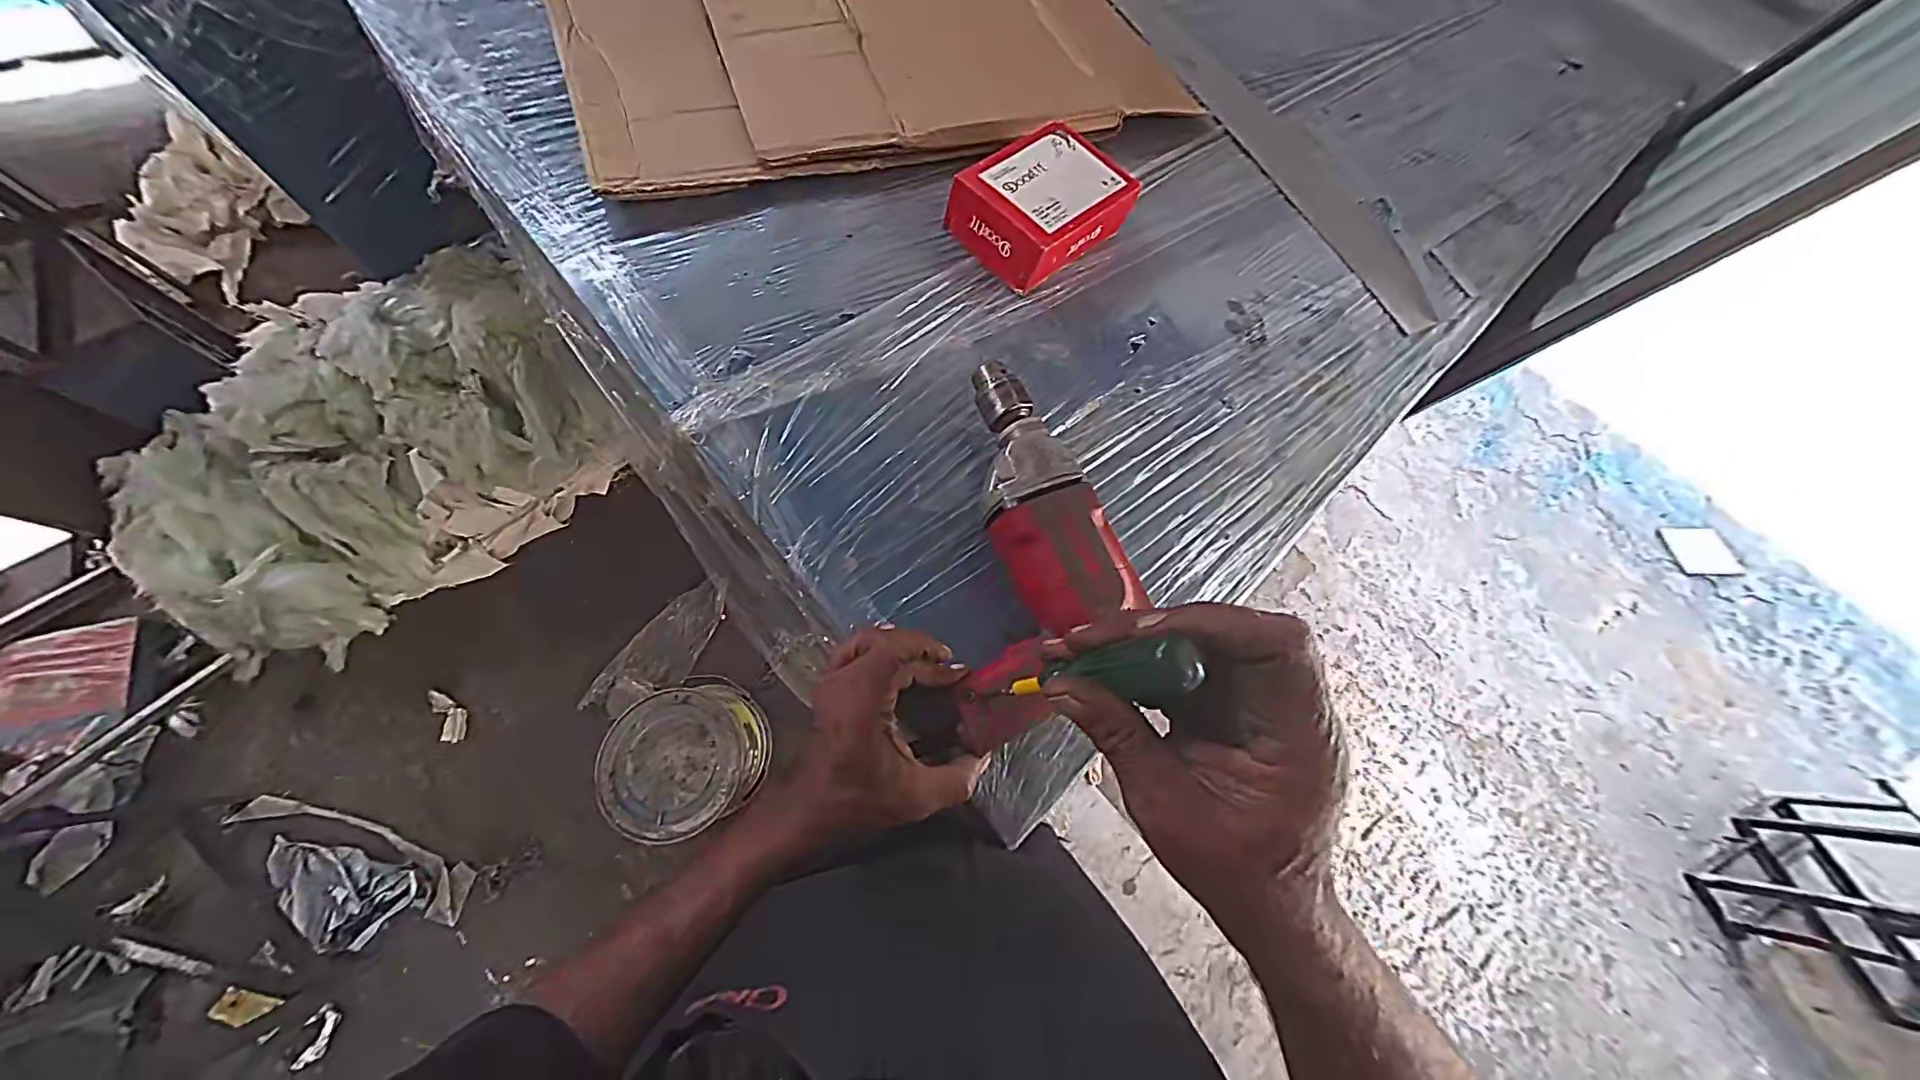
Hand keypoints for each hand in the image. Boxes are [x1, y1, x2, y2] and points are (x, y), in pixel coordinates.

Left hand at [764, 627, 986, 845]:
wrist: (811, 810)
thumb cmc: (859, 800)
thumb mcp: (916, 797)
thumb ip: (957, 778)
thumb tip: (981, 756)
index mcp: (861, 699)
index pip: (894, 651)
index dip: (929, 653)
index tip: (955, 672)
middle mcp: (842, 681)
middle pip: (885, 642)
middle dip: (922, 651)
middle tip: (947, 670)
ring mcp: (831, 681)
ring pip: (869, 641)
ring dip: (901, 647)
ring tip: (927, 665)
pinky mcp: (828, 686)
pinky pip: (856, 651)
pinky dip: (881, 651)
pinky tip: (900, 667)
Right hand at [1043, 604, 1342, 934]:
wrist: (1268, 904)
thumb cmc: (1236, 870)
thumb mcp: (1164, 803)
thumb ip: (1116, 734)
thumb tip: (1067, 686)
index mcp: (1298, 732)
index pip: (1271, 641)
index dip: (1206, 621)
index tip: (1138, 631)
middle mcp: (1289, 706)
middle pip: (1227, 631)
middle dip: (1154, 629)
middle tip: (1089, 640)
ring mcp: (1261, 703)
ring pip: (1203, 643)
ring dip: (1142, 644)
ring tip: (1086, 652)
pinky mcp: (1234, 705)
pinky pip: (1190, 666)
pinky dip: (1147, 664)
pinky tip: (1107, 672)